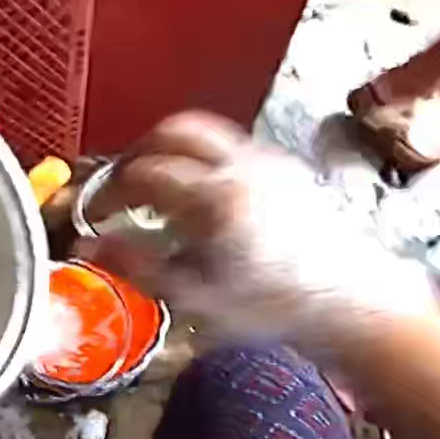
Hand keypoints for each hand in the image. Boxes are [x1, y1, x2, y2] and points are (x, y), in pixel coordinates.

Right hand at [84, 112, 439, 349]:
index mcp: (214, 198)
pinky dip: (198, 160)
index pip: (143, 173)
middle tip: (119, 188)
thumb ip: (137, 266)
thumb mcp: (195, 297)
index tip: (96, 214)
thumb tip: (89, 246)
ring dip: (168, 153)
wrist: (350, 303)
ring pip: (204, 133)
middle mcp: (241, 165)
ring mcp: (266, 161)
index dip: (109, 191)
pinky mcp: (284, 168)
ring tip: (153, 193)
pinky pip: (229, 147)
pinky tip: (196, 199)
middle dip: (137, 154)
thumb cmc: (270, 307)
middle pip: (174, 131)